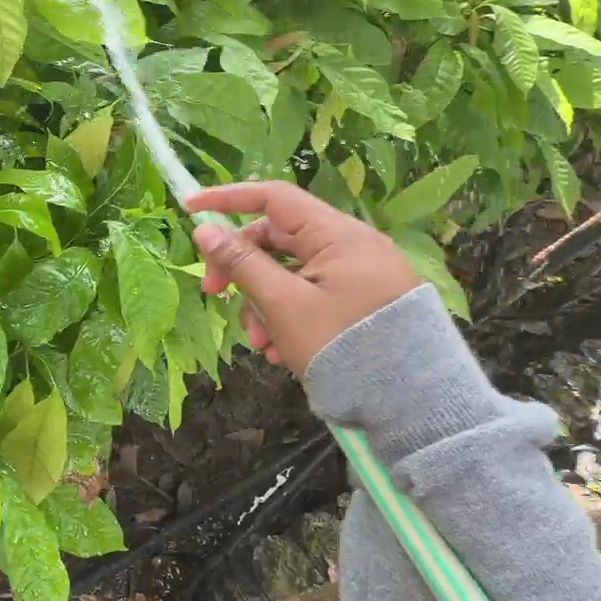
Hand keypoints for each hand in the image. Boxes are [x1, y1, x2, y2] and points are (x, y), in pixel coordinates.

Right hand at [184, 181, 418, 376]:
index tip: (189, 208)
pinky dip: (283, 314)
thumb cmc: (340, 343)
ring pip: (286, 271)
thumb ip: (240, 262)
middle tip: (214, 294)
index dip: (228, 198)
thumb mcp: (280, 303)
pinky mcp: (357, 301)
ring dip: (259, 301)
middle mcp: (350, 247)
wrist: (410, 403)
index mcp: (338, 236)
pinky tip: (276, 348)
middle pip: (275, 239)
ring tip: (257, 341)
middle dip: (239, 268)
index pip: (274, 197)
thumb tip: (204, 230)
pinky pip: (307, 293)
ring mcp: (356, 275)